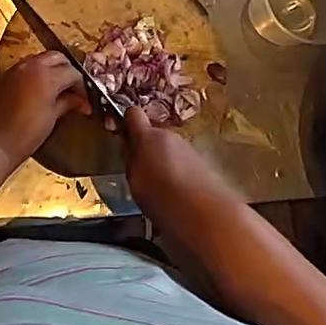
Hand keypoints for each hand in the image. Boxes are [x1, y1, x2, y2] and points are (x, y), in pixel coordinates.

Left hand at [0, 51, 89, 160]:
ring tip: (58, 90)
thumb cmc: (23, 134)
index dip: (82, 87)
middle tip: (73, 90)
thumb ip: (67, 103)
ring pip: (41, 59)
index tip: (84, 101)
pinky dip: (38, 73)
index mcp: (47, 75)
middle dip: (68, 71)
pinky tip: (41, 91)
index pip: (73, 72)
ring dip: (53, 69)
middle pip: (58, 58)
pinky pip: (27, 67)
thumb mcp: (51, 118)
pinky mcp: (6, 77)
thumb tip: (80, 102)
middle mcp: (31, 66)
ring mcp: (16, 69)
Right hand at [119, 104, 240, 217]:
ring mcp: (188, 148)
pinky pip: (182, 163)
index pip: (133, 114)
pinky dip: (178, 172)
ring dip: (163, 162)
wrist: (202, 210)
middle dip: (147, 149)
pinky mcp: (202, 163)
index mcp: (148, 136)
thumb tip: (128, 147)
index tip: (123, 137)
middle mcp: (170, 136)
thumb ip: (130, 159)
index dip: (127, 122)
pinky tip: (176, 193)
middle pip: (154, 135)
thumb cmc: (159, 194)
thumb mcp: (134, 179)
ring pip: (169, 150)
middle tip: (141, 172)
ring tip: (160, 188)